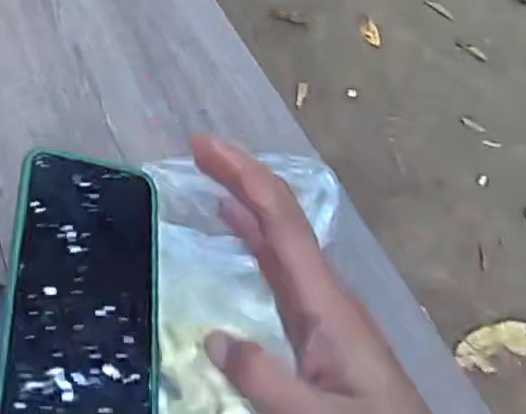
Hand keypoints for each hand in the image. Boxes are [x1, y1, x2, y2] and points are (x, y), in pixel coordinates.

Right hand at [193, 135, 433, 413]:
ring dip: (244, 196)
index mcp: (326, 299)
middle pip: (279, 213)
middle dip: (241, 173)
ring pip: (278, 232)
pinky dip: (251, 231)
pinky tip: (234, 226)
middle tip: (199, 147)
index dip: (242, 173)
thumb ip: (265, 379)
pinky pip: (277, 261)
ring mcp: (321, 305)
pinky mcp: (316, 326)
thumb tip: (212, 338)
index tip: (205, 146)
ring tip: (209, 172)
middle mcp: (324, 289)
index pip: (280, 217)